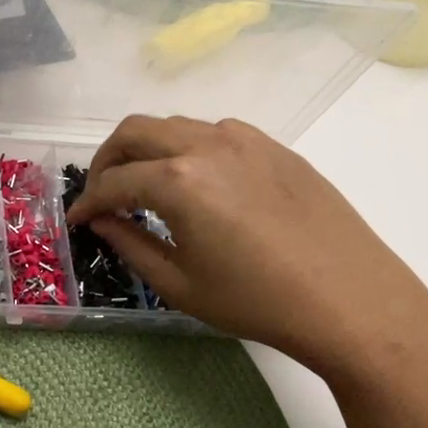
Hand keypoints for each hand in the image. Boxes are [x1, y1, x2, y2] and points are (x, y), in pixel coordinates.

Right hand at [66, 115, 427, 377]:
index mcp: (177, 181)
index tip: (76, 221)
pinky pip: (215, 133)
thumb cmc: (256, 302)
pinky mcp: (276, 149)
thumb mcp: (179, 283)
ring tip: (143, 187)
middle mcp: (207, 146)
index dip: (87, 202)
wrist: (352, 302)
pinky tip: (195, 183)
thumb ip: (130, 244)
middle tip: (101, 194)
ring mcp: (246, 141)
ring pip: (176, 125)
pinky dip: (187, 148)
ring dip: (147, 149)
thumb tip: (101, 220)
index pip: (113, 181)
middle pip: (136, 131)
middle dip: (107, 159)